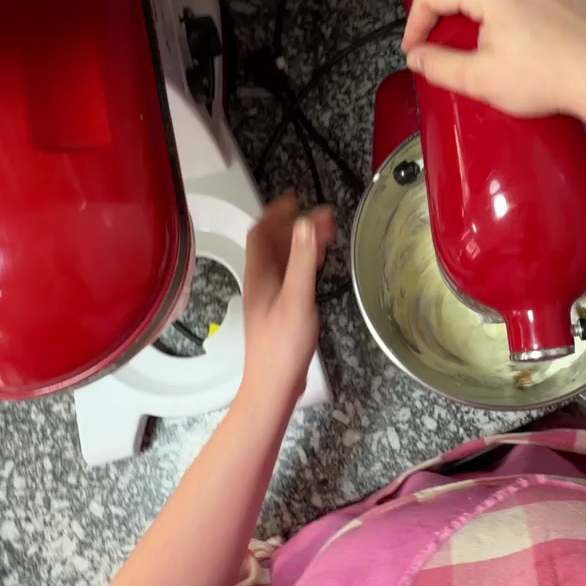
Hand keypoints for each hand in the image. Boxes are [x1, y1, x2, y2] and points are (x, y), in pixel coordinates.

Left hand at [240, 195, 335, 404]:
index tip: (297, 200)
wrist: (273, 385)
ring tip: (325, 234)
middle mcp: (261, 281)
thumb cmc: (283, 345)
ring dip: (301, 243)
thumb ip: (302, 260)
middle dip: (296, 225)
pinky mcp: (281, 310)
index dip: (277, 212)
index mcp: (259, 274)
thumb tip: (306, 223)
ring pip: (283, 260)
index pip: (261, 232)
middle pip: (274, 243)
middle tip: (323, 217)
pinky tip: (317, 265)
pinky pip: (291, 276)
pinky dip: (304, 262)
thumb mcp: (297, 297)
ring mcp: (270, 296)